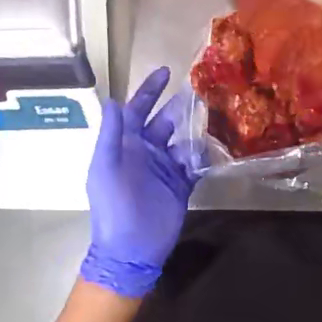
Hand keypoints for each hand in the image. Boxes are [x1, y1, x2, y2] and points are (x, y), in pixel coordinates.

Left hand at [80, 67, 198, 298]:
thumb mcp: (106, 168)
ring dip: (195, 129)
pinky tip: (216, 145)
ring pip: (183, 141)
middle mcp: (146, 153)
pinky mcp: (181, 186)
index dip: (149, 92)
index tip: (165, 72)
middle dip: (179, 106)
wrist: (131, 248)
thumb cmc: (114, 207)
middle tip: (201, 90)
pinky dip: (204, 155)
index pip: (137, 110)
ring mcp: (165, 169)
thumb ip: (111, 135)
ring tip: (214, 115)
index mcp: (125, 146)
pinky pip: (195, 164)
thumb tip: (114, 100)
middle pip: (164, 122)